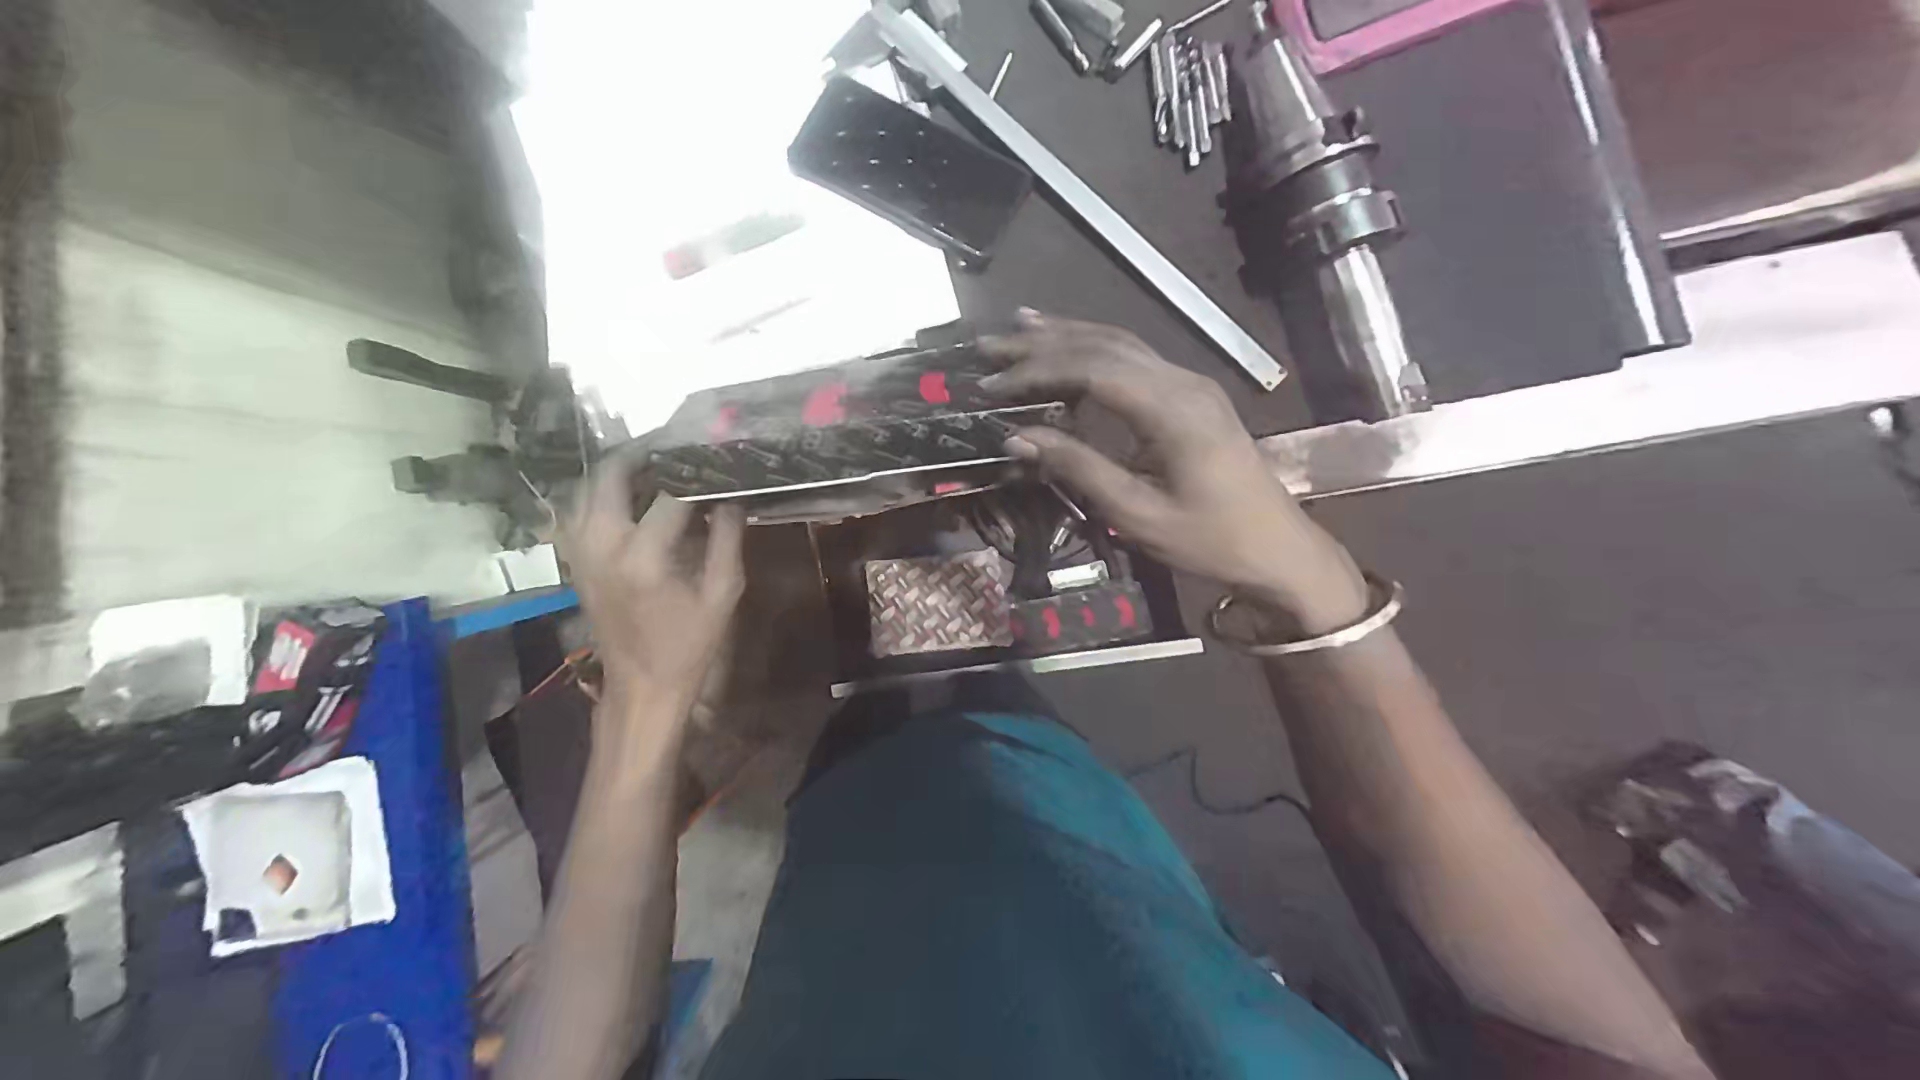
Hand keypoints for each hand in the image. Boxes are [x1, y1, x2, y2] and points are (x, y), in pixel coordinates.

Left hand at [560, 453, 745, 720]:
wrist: (641, 685)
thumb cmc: (690, 645)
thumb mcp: (723, 593)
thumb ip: (727, 538)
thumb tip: (730, 497)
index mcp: (643, 556)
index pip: (670, 493)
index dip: (696, 470)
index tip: (716, 456)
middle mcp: (602, 544)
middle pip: (612, 473)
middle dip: (646, 452)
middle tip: (679, 445)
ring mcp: (581, 551)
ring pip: (590, 486)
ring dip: (623, 469)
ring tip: (660, 464)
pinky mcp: (575, 558)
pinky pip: (582, 507)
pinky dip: (606, 491)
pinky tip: (636, 494)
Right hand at [982, 311, 1368, 632]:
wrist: (1278, 548)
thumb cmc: (1210, 540)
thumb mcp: (1138, 514)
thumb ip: (1078, 468)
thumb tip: (1019, 437)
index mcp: (1174, 411)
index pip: (1094, 369)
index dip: (1038, 370)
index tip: (994, 384)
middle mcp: (1184, 383)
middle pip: (1106, 345)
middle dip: (1044, 343)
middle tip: (992, 345)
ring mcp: (1192, 384)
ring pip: (1122, 344)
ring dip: (1068, 335)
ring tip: (1019, 328)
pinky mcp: (1191, 395)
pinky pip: (1136, 360)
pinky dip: (1094, 350)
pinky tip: (1070, 346)